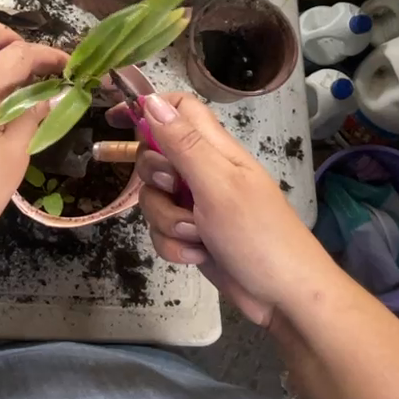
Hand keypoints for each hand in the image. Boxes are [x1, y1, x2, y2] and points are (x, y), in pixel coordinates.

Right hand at [113, 92, 337, 328]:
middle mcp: (203, 171)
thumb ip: (183, 144)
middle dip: (154, 180)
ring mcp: (197, 204)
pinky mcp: (191, 235)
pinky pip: (160, 230)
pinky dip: (172, 245)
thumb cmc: (258, 234)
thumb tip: (152, 101)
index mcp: (214, 148)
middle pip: (153, 156)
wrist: (284, 298)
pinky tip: (197, 255)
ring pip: (153, 198)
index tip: (115, 119)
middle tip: (175, 191)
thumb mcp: (218, 185)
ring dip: (166, 221)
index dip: (148, 107)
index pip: (178, 108)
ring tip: (196, 236)